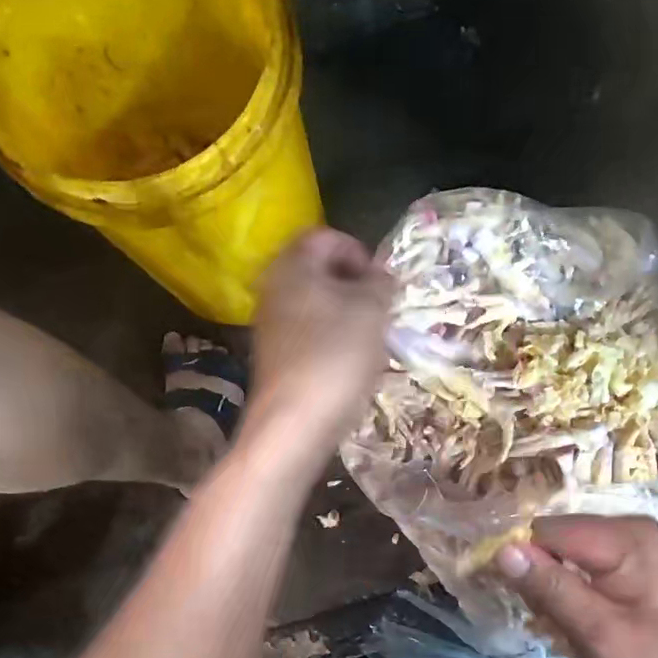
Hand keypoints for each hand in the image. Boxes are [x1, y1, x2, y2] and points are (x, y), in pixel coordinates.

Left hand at [243, 228, 393, 447]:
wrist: (296, 421)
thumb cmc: (336, 357)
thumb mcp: (371, 311)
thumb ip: (380, 283)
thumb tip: (381, 273)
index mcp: (294, 265)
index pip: (326, 236)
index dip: (360, 252)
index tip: (384, 282)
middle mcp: (275, 286)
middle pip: (320, 270)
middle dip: (356, 284)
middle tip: (383, 308)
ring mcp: (273, 322)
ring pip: (317, 302)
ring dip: (349, 313)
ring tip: (374, 337)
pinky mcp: (279, 353)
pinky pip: (311, 330)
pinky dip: (335, 336)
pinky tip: (353, 361)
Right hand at [494, 516, 657, 657]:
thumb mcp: (601, 635)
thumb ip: (553, 589)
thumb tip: (502, 549)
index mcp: (625, 537)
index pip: (547, 529)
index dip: (521, 561)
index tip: (512, 602)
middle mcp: (634, 529)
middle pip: (561, 538)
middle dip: (543, 576)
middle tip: (549, 625)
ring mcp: (644, 547)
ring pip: (576, 555)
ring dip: (562, 589)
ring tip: (570, 631)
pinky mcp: (648, 567)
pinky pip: (597, 567)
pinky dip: (584, 593)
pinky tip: (592, 626)